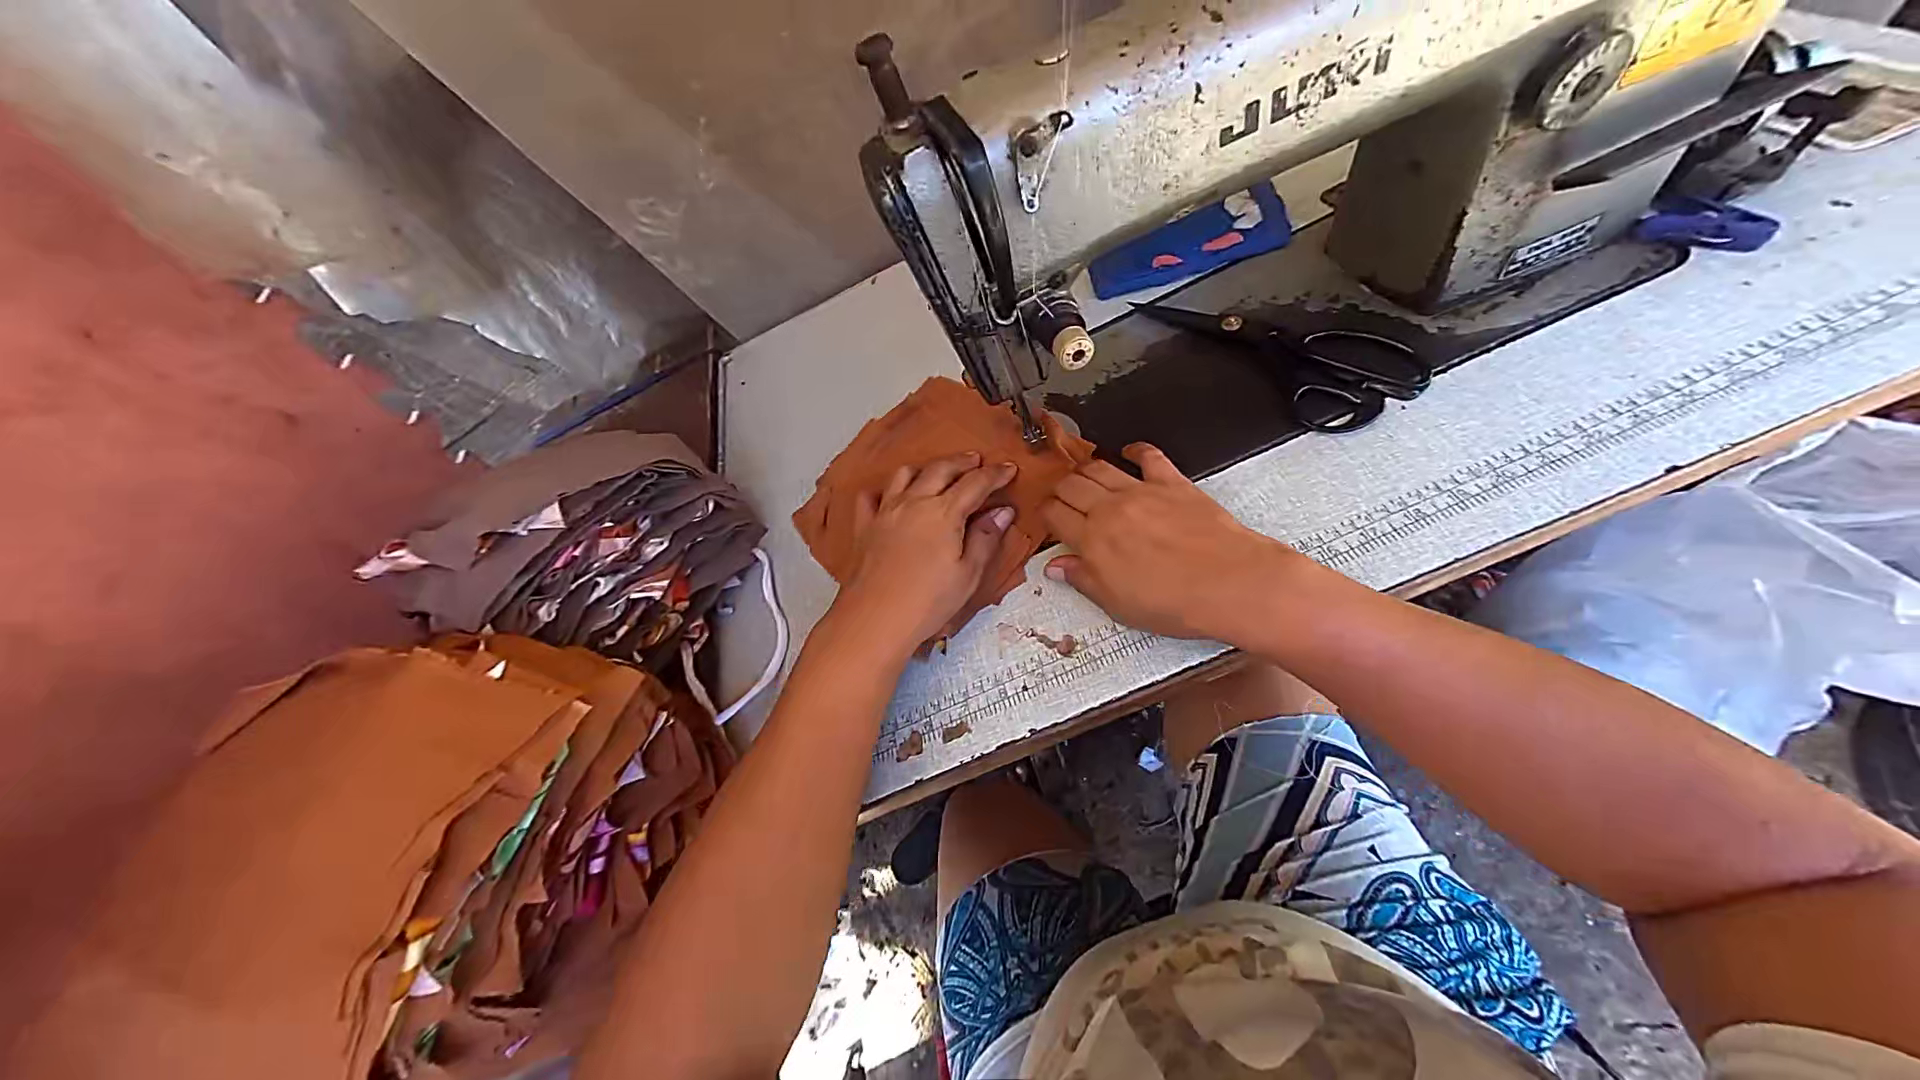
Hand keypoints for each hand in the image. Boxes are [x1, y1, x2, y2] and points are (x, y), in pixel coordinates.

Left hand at [834, 451, 1018, 649]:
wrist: (875, 618)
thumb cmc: (924, 602)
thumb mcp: (968, 574)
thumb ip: (985, 538)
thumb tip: (1001, 514)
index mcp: (943, 513)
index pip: (976, 483)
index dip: (995, 475)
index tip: (1007, 470)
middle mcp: (913, 504)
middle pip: (941, 469)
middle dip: (962, 462)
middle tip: (977, 462)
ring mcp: (886, 512)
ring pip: (906, 474)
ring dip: (926, 468)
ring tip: (938, 470)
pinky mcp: (865, 527)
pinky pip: (871, 496)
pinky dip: (883, 489)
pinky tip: (889, 494)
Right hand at [1040, 443, 1302, 641]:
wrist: (1232, 584)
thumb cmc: (1179, 601)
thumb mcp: (1118, 605)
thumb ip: (1083, 580)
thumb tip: (1057, 567)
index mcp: (1093, 541)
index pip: (1054, 515)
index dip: (1045, 513)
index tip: (1046, 516)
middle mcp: (1111, 510)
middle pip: (1070, 485)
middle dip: (1059, 489)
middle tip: (1060, 496)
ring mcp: (1142, 492)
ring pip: (1099, 467)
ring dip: (1085, 469)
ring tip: (1082, 476)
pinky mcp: (1172, 483)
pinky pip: (1148, 456)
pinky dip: (1135, 449)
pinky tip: (1129, 450)